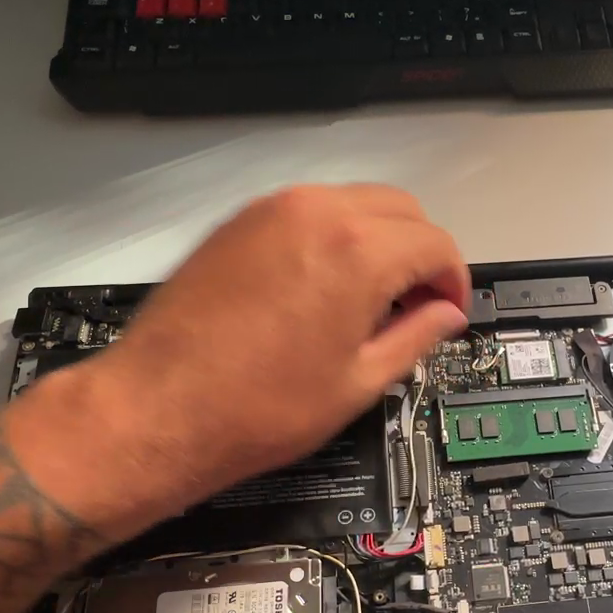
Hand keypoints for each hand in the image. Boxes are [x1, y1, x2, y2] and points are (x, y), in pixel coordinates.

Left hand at [2, 184, 470, 540]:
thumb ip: (416, 337)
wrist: (158, 409)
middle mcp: (318, 212)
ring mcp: (273, 211)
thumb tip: (445, 317)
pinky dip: (336, 236)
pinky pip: (311, 211)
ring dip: (381, 241)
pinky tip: (326, 287)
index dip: (454, 281)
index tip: (447, 312)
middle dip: (422, 254)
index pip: (436, 244)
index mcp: (358, 252)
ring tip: (370, 300)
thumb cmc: (258, 408)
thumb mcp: (359, 382)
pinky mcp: (240, 222)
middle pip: (403, 210)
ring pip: (356, 203)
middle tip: (417, 305)